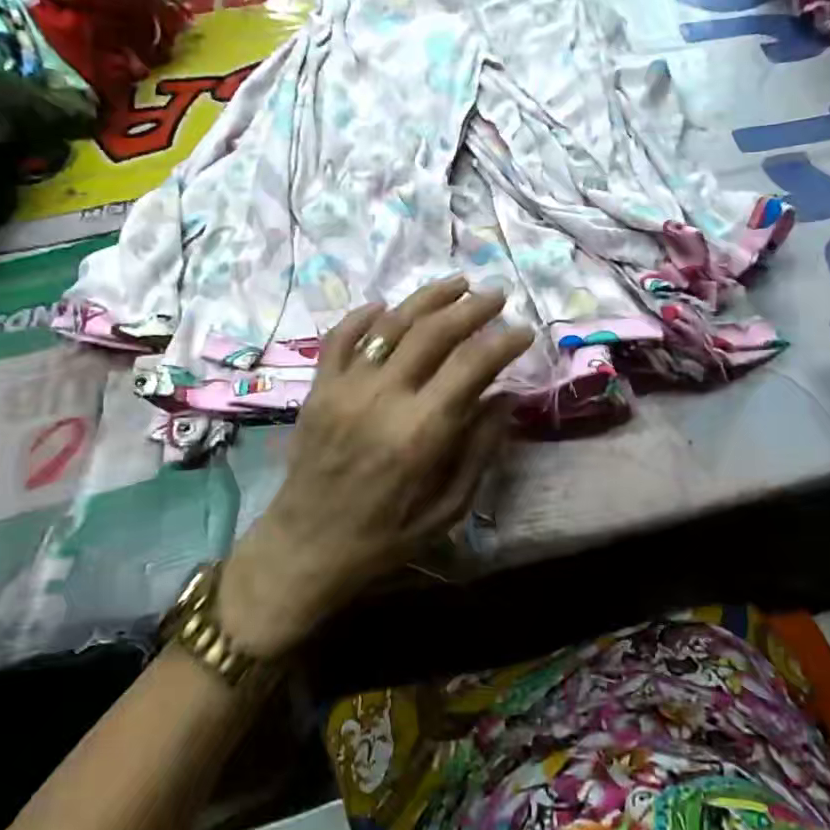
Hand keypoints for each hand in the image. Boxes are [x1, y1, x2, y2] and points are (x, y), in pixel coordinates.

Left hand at [219, 277, 533, 657]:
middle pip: (433, 332)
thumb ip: (479, 449)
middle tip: (496, 296)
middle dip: (471, 308)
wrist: (307, 545)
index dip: (503, 342)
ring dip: (427, 299)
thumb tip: (505, 397)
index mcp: (421, 432)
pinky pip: (341, 337)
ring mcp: (345, 388)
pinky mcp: (319, 388)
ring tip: (457, 284)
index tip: (522, 333)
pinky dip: (364, 315)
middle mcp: (383, 398)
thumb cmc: (386, 536)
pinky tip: (386, 306)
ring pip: (390, 324)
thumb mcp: (448, 508)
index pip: (471, 365)